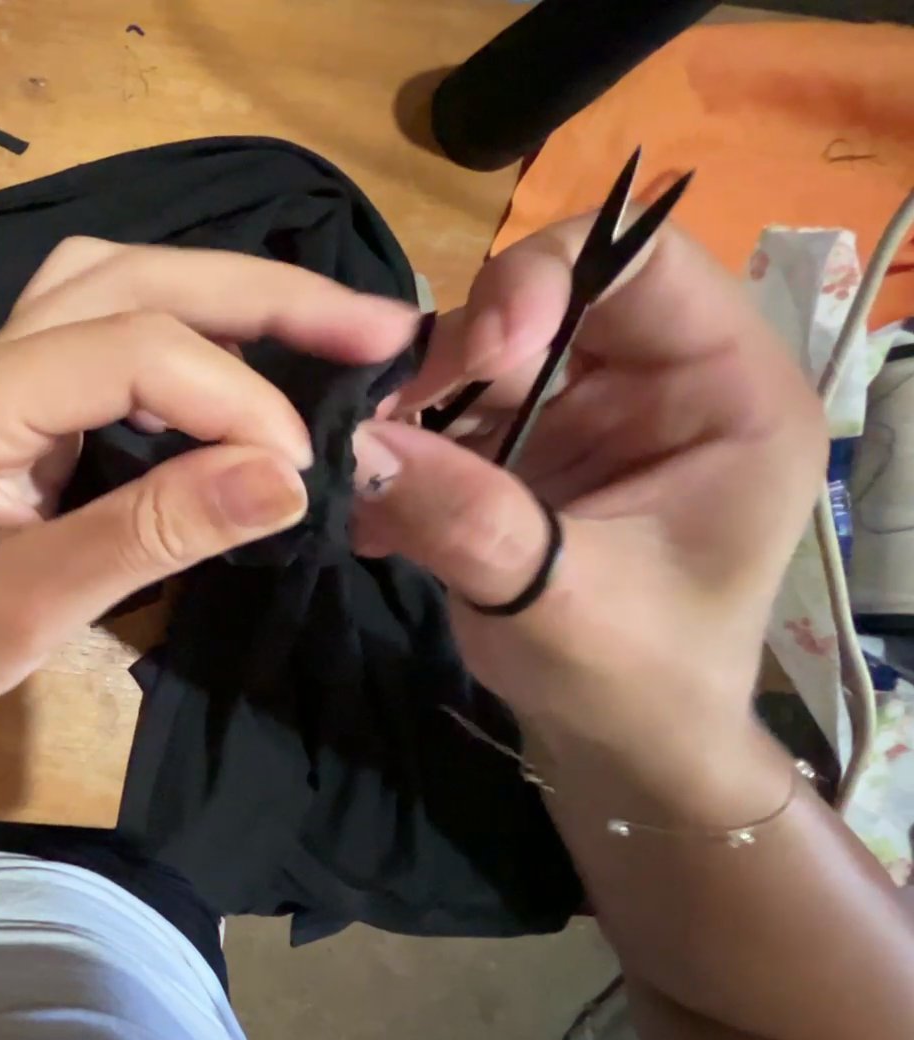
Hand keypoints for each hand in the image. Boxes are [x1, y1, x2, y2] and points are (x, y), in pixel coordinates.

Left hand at [0, 239, 419, 719]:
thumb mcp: (29, 606)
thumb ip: (146, 535)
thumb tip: (283, 478)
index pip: (125, 350)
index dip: (229, 397)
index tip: (294, 473)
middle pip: (129, 278)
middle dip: (258, 296)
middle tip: (375, 326)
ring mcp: (1, 374)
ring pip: (120, 284)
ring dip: (223, 298)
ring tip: (321, 327)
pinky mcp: (23, 402)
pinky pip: (110, 332)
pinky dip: (187, 337)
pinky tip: (239, 363)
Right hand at [353, 219, 824, 765]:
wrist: (611, 738)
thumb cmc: (632, 676)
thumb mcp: (555, 597)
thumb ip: (463, 515)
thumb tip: (356, 443)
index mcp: (718, 395)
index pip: (642, 267)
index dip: (543, 284)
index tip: (466, 364)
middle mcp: (644, 387)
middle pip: (533, 308)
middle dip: (445, 364)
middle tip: (380, 430)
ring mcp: (570, 419)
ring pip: (466, 367)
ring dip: (403, 417)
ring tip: (365, 486)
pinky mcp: (511, 455)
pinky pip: (435, 423)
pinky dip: (392, 459)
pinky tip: (374, 519)